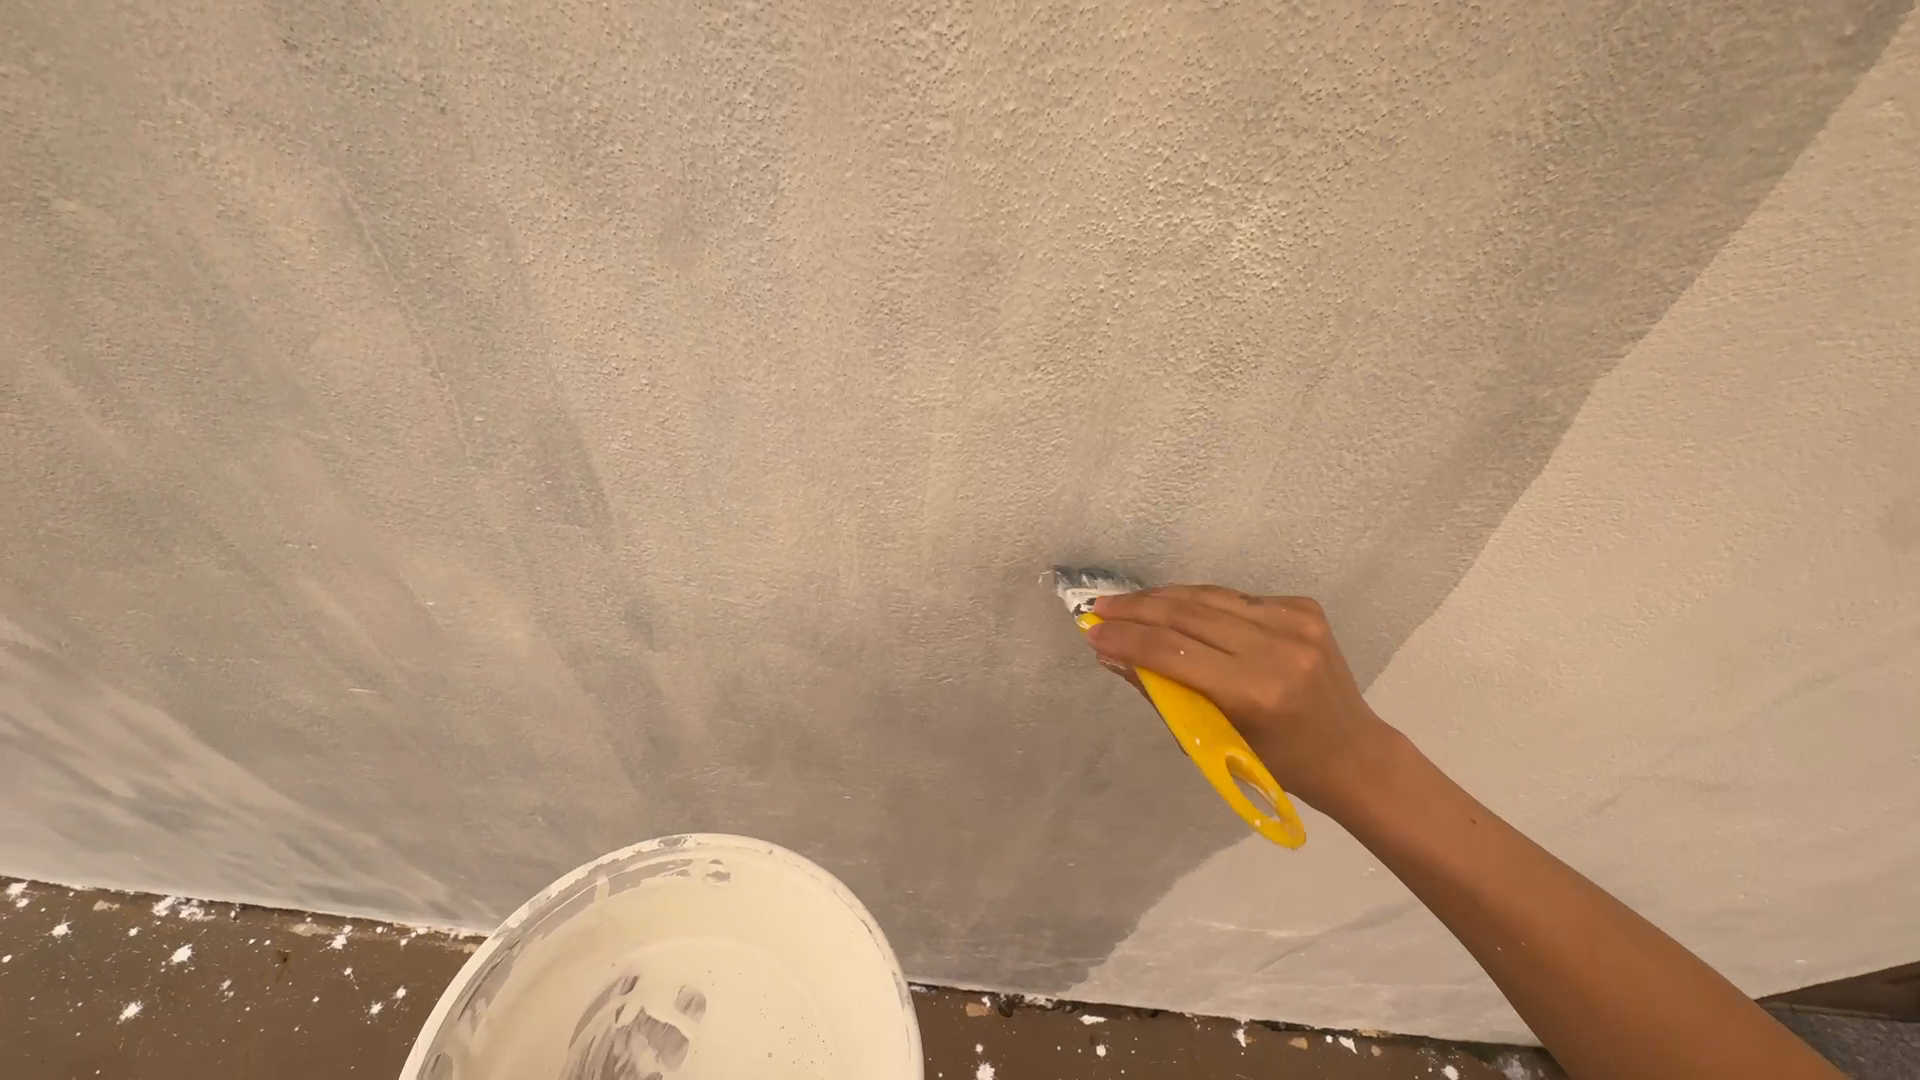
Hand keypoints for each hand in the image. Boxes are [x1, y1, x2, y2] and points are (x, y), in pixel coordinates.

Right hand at [1084, 585, 1399, 816]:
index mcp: (1255, 691)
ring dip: (1161, 598)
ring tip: (1125, 603)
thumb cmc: (1281, 763)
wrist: (1353, 751)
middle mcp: (1278, 648)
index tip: (1090, 631)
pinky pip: (1234, 598)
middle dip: (1136, 609)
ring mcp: (1295, 621)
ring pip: (1208, 597)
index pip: (1173, 651)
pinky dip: (1199, 602)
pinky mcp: (1304, 607)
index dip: (1127, 638)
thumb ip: (1162, 693)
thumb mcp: (1214, 740)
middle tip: (1098, 608)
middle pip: (1187, 615)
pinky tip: (1175, 610)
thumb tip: (1112, 657)